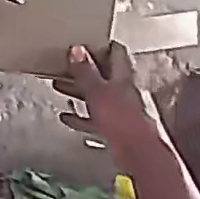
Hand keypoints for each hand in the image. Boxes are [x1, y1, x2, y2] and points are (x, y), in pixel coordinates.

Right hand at [53, 42, 175, 173]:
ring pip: (97, 96)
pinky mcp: (117, 129)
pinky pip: (96, 118)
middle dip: (83, 70)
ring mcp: (122, 111)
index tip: (85, 42)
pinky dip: (82, 116)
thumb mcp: (97, 91)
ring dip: (79, 91)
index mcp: (124, 76)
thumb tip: (77, 49)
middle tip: (64, 64)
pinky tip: (67, 117)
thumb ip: (86, 71)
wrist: (140, 156)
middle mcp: (125, 91)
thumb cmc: (123, 120)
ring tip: (60, 86)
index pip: (116, 52)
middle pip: (103, 74)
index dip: (101, 45)